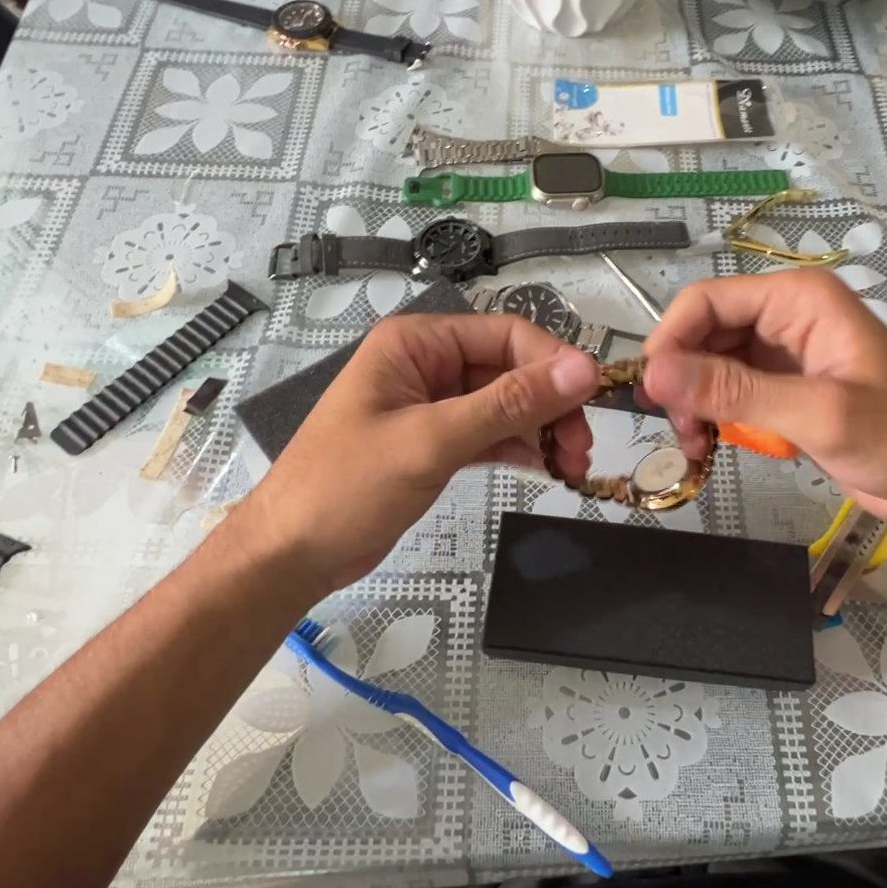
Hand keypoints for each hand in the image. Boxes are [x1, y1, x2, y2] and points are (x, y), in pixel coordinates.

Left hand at [230, 313, 598, 592]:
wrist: (294, 552)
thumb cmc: (348, 487)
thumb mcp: (433, 440)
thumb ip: (509, 404)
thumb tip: (583, 369)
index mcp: (416, 344)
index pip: (505, 335)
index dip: (553, 363)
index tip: (592, 401)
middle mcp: (426, 366)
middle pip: (511, 370)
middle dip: (551, 405)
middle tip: (581, 448)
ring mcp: (432, 407)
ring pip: (505, 405)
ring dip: (541, 430)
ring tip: (571, 465)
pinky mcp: (436, 444)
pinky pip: (491, 434)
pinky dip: (519, 448)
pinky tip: (544, 468)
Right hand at [641, 269, 886, 523]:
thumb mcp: (818, 413)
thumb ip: (736, 392)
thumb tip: (655, 373)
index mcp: (798, 299)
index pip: (706, 301)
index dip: (670, 341)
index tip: (651, 395)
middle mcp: (785, 316)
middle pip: (702, 332)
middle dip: (681, 378)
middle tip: (678, 431)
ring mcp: (782, 354)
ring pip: (708, 365)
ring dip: (692, 403)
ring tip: (694, 445)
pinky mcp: (781, 389)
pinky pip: (727, 392)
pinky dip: (711, 417)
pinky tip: (710, 446)